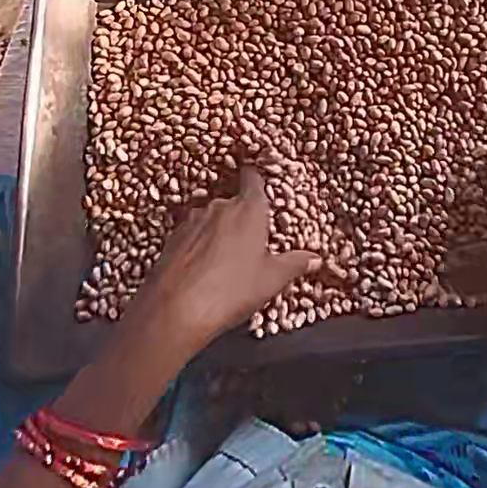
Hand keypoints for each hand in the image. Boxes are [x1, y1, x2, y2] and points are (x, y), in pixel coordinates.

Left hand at [125, 168, 319, 357]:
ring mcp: (192, 220)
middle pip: (233, 202)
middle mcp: (219, 206)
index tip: (262, 188)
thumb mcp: (272, 279)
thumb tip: (314, 258)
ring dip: (218, 232)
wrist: (174, 308)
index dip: (257, 181)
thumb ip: (294, 264)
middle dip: (241, 218)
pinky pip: (192, 235)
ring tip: (226, 260)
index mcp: (249, 208)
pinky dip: (199, 246)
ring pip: (211, 218)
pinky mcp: (172, 238)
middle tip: (252, 242)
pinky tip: (203, 270)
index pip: (253, 179)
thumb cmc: (231, 289)